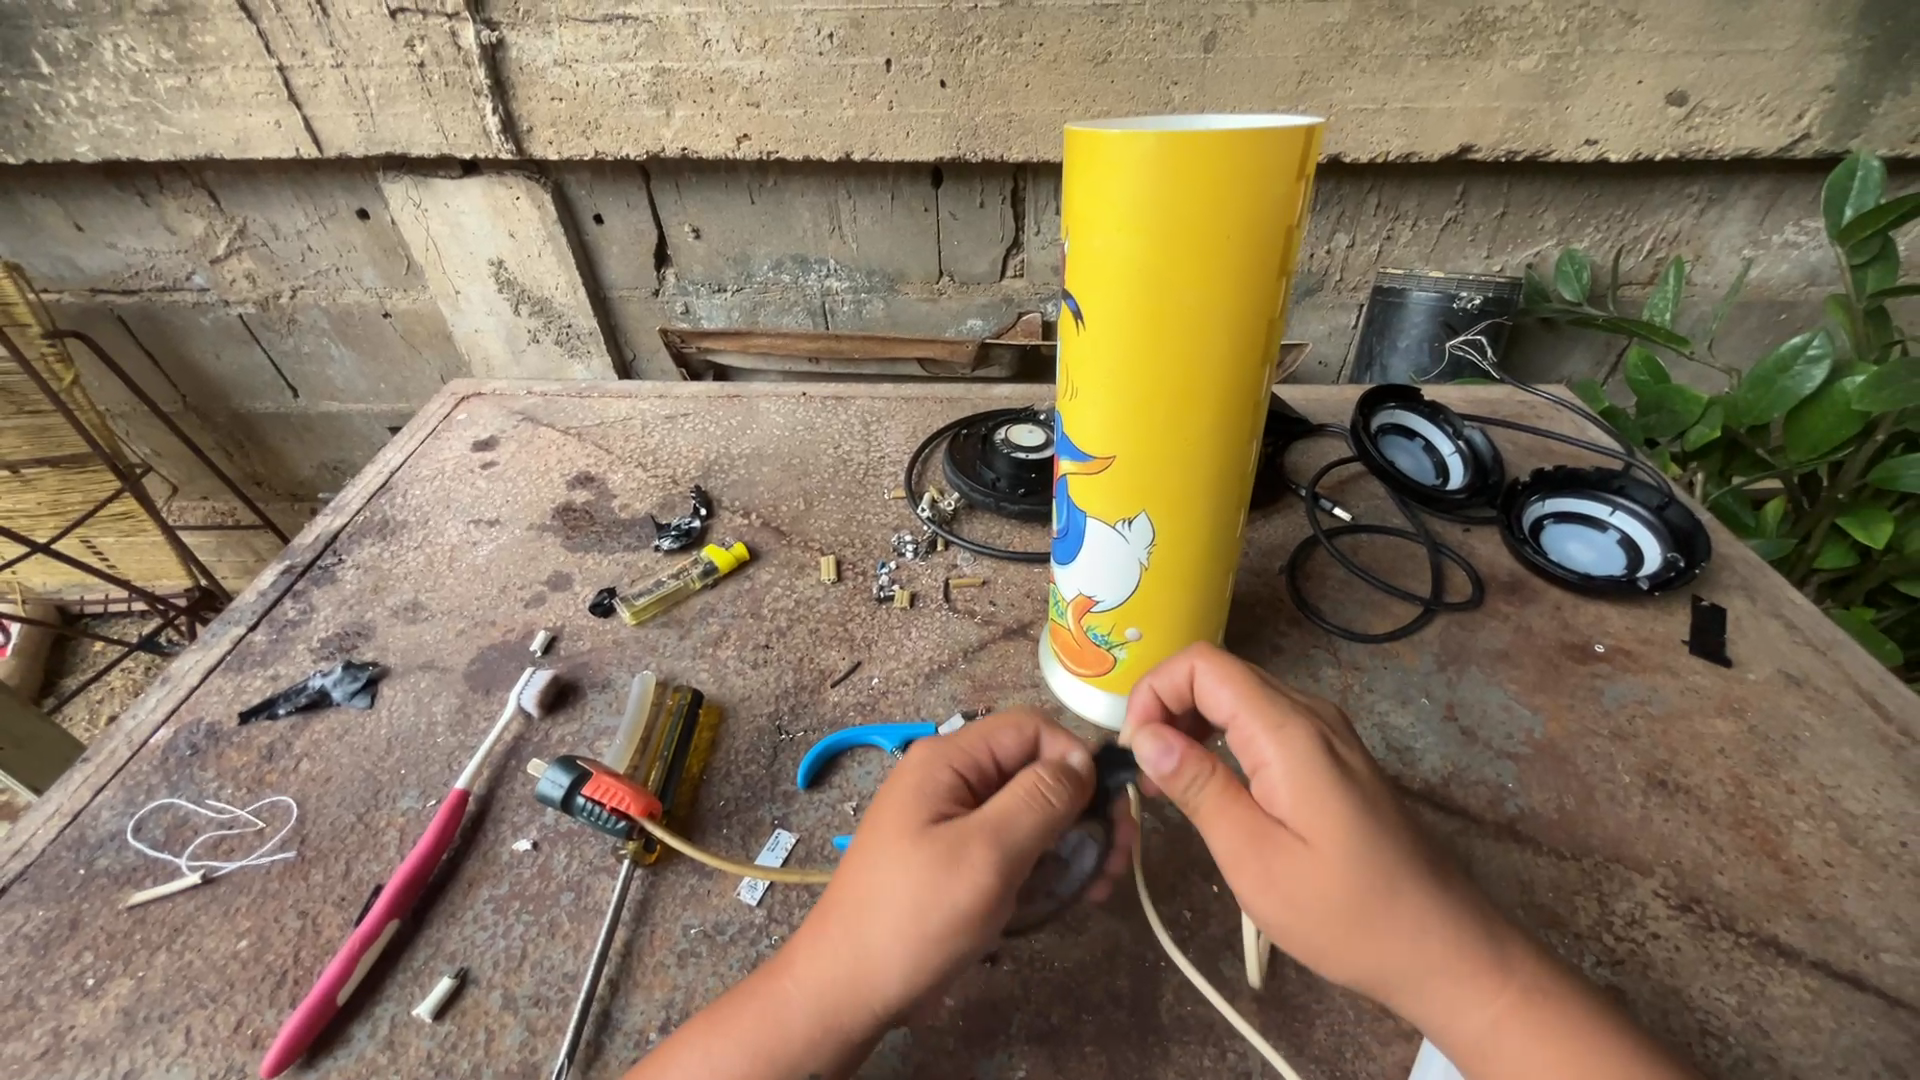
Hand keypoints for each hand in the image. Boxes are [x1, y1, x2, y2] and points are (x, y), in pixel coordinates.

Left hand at [788, 708, 1122, 1028]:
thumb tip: (1082, 759)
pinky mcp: (959, 856)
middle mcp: (952, 778)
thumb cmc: (916, 916)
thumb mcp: (986, 854)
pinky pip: (1013, 844)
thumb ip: (1039, 799)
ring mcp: (954, 819)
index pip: (1030, 729)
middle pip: (1034, 769)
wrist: (849, 989)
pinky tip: (1071, 895)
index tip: (1106, 811)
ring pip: (1030, 810)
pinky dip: (1046, 864)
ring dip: (1072, 841)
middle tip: (1117, 858)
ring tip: (1099, 885)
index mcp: (950, 760)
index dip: (1074, 759)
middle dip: (1082, 807)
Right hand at [1119, 643, 1521, 1027]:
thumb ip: (1197, 786)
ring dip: (1190, 723)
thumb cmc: (1345, 913)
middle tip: (1146, 772)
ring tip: (1169, 781)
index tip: (1136, 749)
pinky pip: (1261, 719)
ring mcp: (1325, 731)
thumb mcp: (1255, 857)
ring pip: (1237, 693)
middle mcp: (1309, 713)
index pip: (1202, 664)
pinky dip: (1221, 737)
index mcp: (1289, 731)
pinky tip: (1212, 783)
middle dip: (1166, 707)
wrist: (1445, 948)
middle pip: (1217, 673)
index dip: (1155, 690)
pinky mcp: (1330, 753)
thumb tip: (1143, 736)